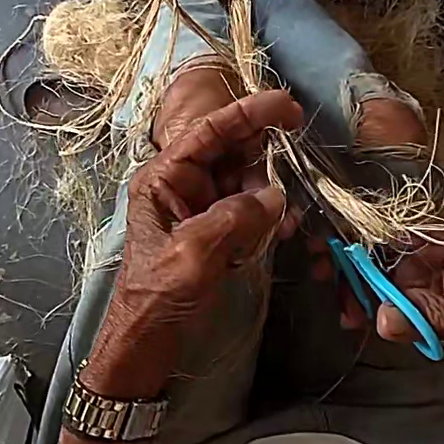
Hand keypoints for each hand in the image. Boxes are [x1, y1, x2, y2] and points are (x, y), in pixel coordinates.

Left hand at [87, 89, 302, 392]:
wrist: (148, 338)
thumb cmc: (158, 294)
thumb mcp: (194, 253)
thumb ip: (235, 217)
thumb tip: (275, 195)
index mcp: (163, 177)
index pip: (208, 132)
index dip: (248, 113)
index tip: (287, 106)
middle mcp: (181, 184)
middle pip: (230, 152)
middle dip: (264, 158)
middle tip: (294, 169)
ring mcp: (198, 207)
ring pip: (244, 180)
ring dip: (269, 192)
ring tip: (285, 218)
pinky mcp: (214, 229)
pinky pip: (247, 208)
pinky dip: (266, 215)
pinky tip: (279, 231)